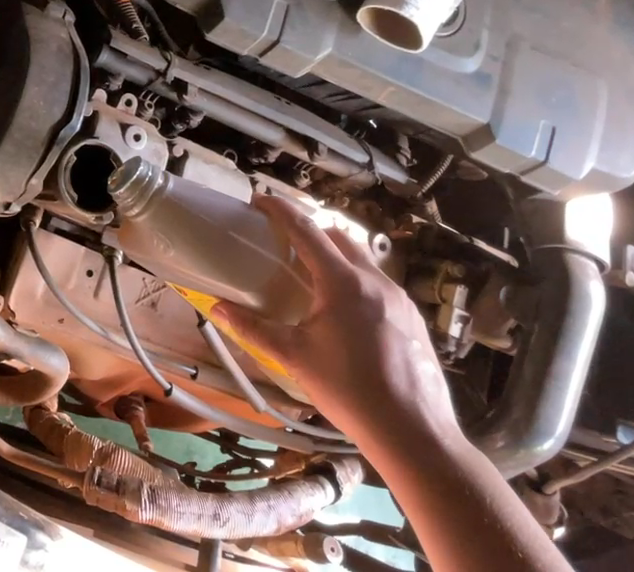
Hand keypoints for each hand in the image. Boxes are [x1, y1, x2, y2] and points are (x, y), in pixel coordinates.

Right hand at [211, 194, 459, 450]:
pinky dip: (354, 278)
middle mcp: (375, 281)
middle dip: (310, 229)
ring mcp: (400, 299)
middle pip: (339, 237)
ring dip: (334, 253)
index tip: (260, 199)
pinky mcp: (412, 319)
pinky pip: (378, 283)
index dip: (281, 210)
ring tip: (310, 272)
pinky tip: (343, 308)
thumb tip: (219, 307)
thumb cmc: (349, 391)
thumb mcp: (293, 357)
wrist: (414, 433)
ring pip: (363, 259)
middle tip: (282, 238)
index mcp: (343, 282)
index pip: (307, 230)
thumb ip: (254, 328)